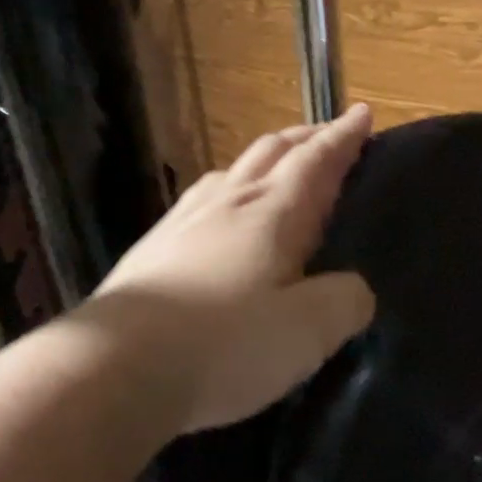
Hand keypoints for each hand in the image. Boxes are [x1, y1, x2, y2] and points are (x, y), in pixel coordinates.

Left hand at [93, 104, 377, 430]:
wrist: (118, 367)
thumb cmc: (227, 345)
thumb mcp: (309, 331)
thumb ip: (344, 301)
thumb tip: (355, 288)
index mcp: (272, 214)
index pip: (316, 161)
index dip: (343, 138)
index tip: (363, 114)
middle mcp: (226, 204)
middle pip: (270, 153)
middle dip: (305, 138)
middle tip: (330, 135)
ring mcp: (182, 223)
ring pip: (230, 173)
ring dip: (263, 162)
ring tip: (278, 171)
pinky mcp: (151, 251)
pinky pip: (201, 202)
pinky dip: (228, 193)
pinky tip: (220, 217)